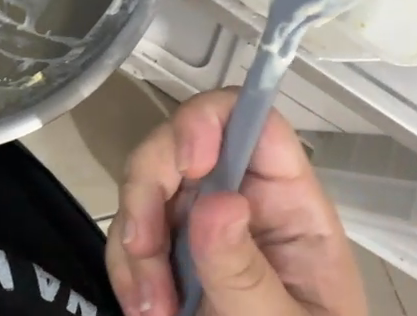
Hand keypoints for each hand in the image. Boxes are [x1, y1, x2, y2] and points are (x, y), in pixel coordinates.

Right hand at [106, 90, 365, 315]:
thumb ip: (248, 273)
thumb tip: (218, 199)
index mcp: (291, 209)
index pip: (253, 123)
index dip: (211, 120)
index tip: (187, 163)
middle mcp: (241, 201)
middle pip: (177, 145)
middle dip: (149, 191)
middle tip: (147, 249)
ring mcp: (199, 225)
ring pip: (142, 188)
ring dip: (133, 242)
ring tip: (151, 310)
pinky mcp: (168, 254)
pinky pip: (127, 233)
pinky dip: (126, 268)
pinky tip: (145, 310)